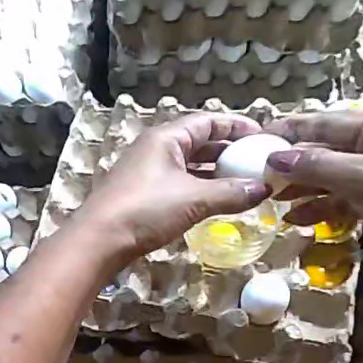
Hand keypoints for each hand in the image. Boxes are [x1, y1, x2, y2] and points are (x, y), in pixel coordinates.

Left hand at [67, 113, 271, 264]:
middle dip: (228, 152)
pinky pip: (178, 184)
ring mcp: (146, 172)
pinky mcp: (141, 195)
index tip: (263, 136)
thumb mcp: (194, 199)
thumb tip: (263, 189)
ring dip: (215, 173)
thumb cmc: (145, 210)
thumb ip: (231, 193)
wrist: (98, 241)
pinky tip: (215, 202)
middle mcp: (155, 149)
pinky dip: (199, 189)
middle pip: (199, 142)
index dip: (237, 126)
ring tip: (244, 184)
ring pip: (188, 165)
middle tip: (257, 163)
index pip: (208, 121)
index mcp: (166, 138)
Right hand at [265, 107, 362, 270]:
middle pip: (326, 150)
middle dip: (293, 164)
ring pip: (331, 177)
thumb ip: (318, 166)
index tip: (256, 139)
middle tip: (258, 176)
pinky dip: (320, 208)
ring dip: (302, 189)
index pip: (327, 123)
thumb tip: (273, 159)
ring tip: (273, 201)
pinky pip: (342, 199)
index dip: (291, 131)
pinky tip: (297, 220)